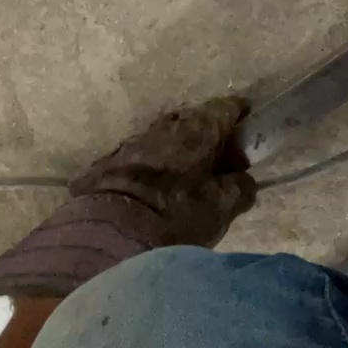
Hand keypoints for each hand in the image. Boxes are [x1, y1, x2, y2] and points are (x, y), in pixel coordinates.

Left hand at [0, 96, 256, 299]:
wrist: (103, 241)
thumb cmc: (175, 217)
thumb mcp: (222, 208)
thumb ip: (240, 187)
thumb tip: (243, 180)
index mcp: (199, 127)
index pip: (230, 107)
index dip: (241, 121)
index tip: (245, 141)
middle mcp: (166, 126)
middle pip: (195, 124)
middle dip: (206, 141)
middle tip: (214, 171)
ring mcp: (130, 144)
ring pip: (162, 142)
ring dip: (173, 158)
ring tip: (178, 189)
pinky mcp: (102, 167)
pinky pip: (134, 164)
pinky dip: (144, 175)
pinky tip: (145, 201)